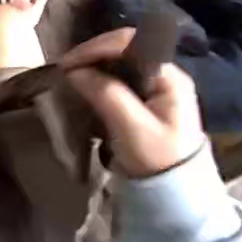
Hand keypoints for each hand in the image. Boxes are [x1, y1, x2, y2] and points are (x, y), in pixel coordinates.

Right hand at [61, 29, 204, 176]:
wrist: (176, 198)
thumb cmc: (157, 161)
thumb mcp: (131, 128)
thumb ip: (106, 94)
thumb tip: (75, 71)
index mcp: (169, 77)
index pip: (131, 44)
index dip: (97, 47)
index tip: (69, 63)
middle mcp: (164, 75)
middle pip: (124, 50)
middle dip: (93, 56)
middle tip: (65, 69)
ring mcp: (156, 88)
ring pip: (120, 64)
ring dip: (94, 67)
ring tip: (71, 77)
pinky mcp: (146, 101)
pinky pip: (120, 79)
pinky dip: (100, 80)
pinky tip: (85, 88)